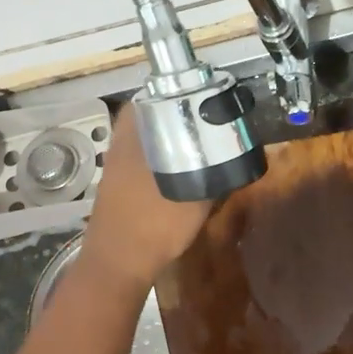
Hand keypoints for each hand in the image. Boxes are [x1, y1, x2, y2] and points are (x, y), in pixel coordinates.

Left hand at [76, 108, 210, 288]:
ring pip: (150, 136)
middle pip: (154, 113)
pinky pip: (147, 156)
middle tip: (213, 121)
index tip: (209, 96)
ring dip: (173, 136)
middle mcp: (122, 141)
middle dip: (181, 114)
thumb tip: (234, 157)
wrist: (119, 263)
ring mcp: (117, 162)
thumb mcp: (195, 197)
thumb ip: (214, 173)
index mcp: (135, 134)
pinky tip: (186, 171)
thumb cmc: (154, 224)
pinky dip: (165, 156)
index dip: (182, 91)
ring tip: (206, 143)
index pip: (157, 93)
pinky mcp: (120, 182)